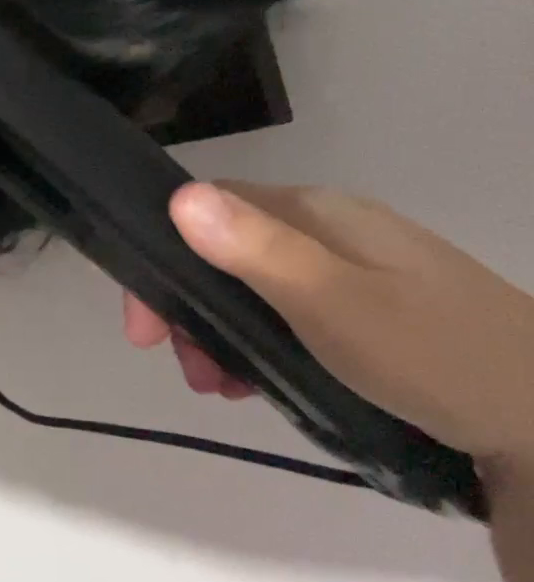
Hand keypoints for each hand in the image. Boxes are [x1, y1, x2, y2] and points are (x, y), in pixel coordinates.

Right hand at [126, 181, 533, 470]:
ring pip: (248, 286)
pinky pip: (283, 310)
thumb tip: (180, 196)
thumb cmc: (434, 357)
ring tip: (222, 386)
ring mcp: (353, 266)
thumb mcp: (333, 304)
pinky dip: (256, 343)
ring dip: (217, 333)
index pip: (201, 209)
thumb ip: (256, 249)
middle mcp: (329, 228)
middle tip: (185, 368)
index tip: (147, 326)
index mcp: (316, 214)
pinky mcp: (370, 305)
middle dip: (187, 308)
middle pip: (219, 251)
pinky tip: (260, 381)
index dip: (158, 259)